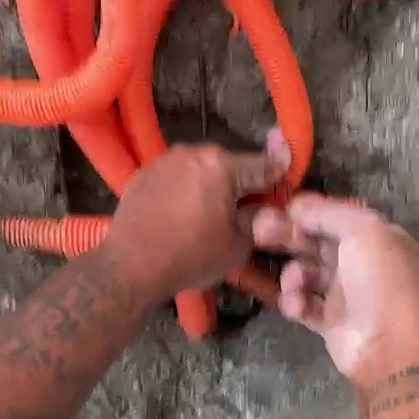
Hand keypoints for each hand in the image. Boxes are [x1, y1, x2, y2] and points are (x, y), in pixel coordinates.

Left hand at [106, 134, 287, 295]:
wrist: (131, 265)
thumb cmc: (191, 256)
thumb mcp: (238, 246)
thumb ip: (257, 220)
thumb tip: (262, 207)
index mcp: (222, 166)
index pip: (264, 166)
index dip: (280, 177)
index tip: (287, 180)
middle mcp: (194, 153)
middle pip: (230, 165)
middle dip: (241, 183)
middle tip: (245, 209)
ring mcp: (165, 160)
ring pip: (201, 169)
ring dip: (211, 185)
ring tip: (210, 214)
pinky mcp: (144, 174)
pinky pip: (176, 178)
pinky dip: (185, 190)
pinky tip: (183, 214)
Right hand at [251, 194, 418, 381]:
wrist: (390, 344)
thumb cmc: (380, 280)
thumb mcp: (362, 232)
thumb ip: (328, 213)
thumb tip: (297, 206)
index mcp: (374, 237)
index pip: (335, 216)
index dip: (307, 212)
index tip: (279, 209)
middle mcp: (360, 262)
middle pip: (315, 242)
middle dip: (287, 236)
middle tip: (258, 232)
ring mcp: (345, 293)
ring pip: (306, 273)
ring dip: (293, 276)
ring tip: (294, 284)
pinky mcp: (330, 321)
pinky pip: (303, 304)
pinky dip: (296, 303)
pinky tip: (298, 308)